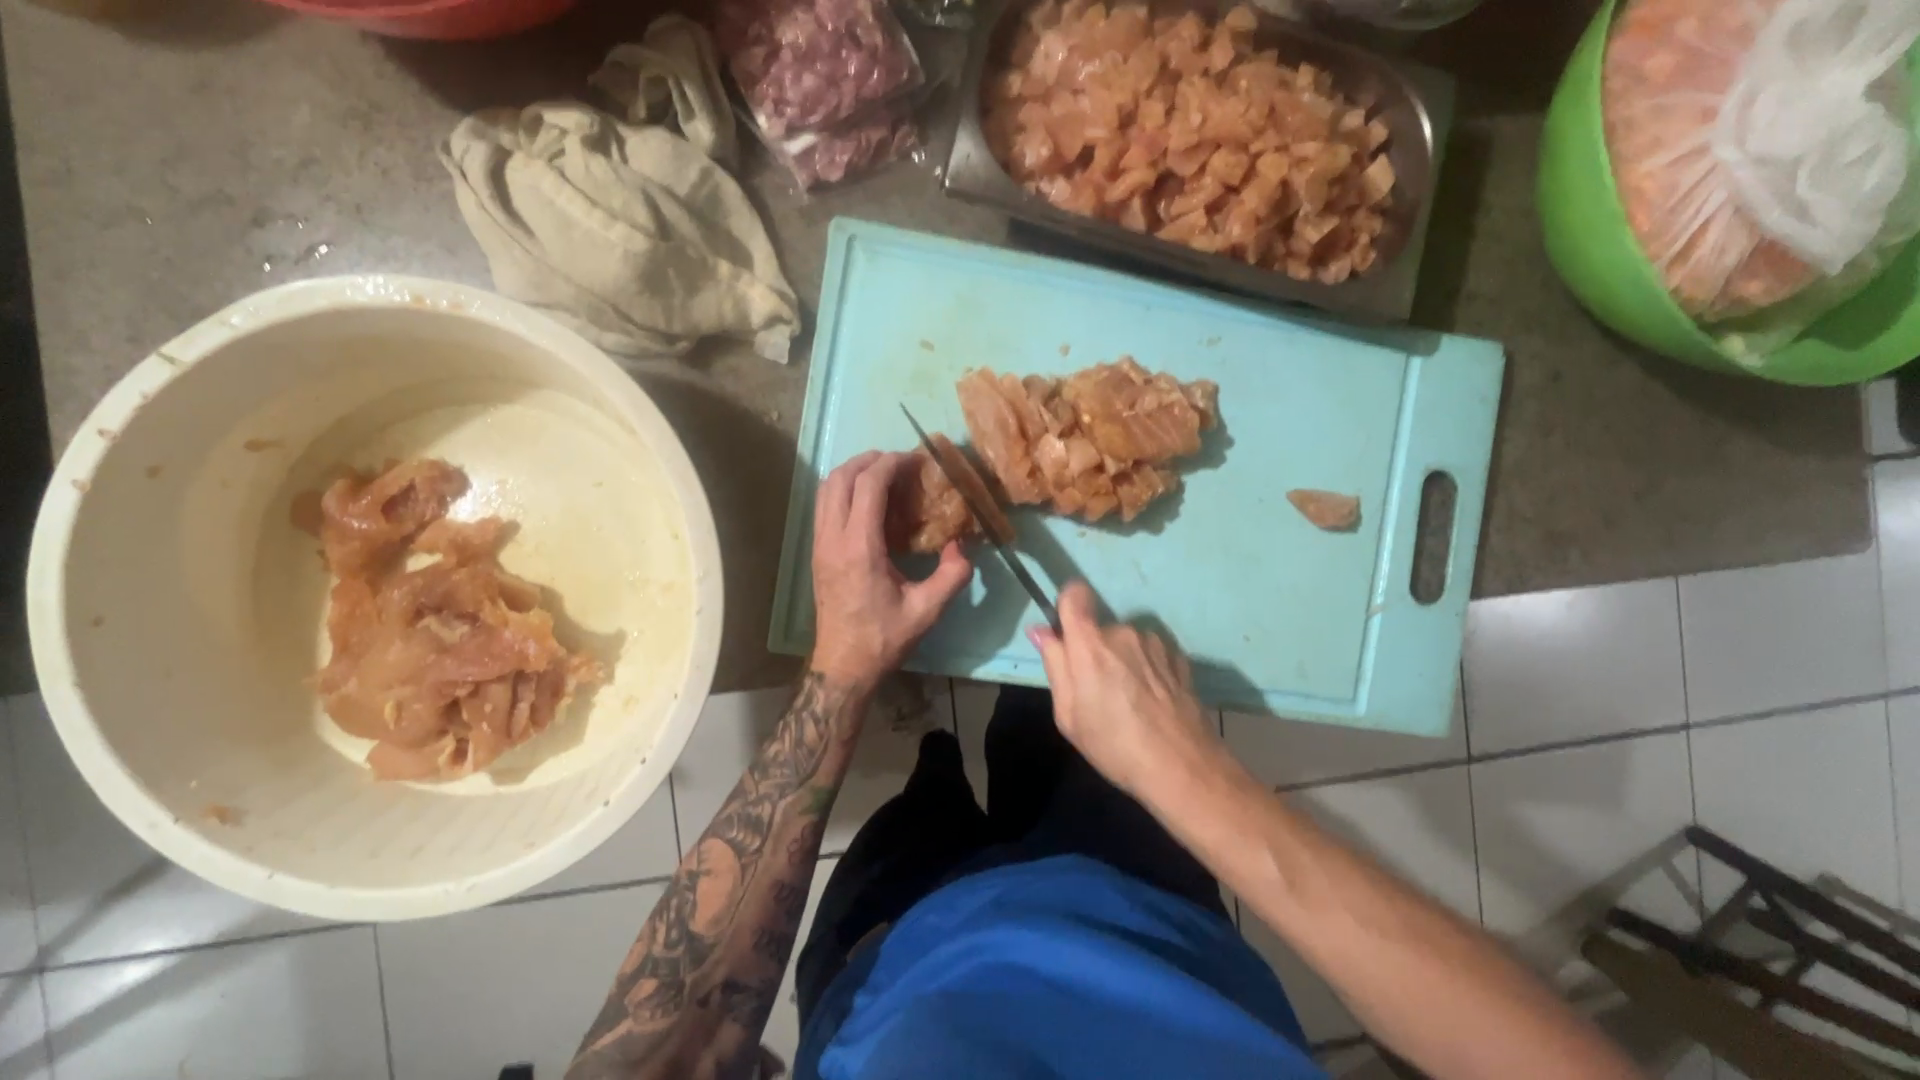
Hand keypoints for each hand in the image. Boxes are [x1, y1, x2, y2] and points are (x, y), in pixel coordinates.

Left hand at [811, 452, 972, 686]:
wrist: (843, 665)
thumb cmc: (883, 638)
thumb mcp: (927, 611)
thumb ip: (952, 575)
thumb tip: (962, 546)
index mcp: (859, 548)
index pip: (867, 485)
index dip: (891, 464)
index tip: (915, 460)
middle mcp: (833, 539)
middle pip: (840, 477)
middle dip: (869, 460)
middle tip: (899, 463)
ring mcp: (819, 544)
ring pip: (826, 489)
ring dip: (852, 472)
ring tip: (882, 475)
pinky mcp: (817, 552)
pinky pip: (824, 506)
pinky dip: (843, 490)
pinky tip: (867, 502)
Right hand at [1031, 582, 1223, 800]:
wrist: (1182, 767)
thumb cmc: (1114, 746)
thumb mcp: (1069, 715)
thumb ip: (1055, 665)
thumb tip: (1041, 632)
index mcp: (1090, 644)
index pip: (1074, 594)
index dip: (1068, 606)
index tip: (1067, 632)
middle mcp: (1124, 633)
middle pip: (1101, 628)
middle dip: (1095, 651)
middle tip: (1099, 692)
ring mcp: (1155, 643)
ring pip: (1128, 642)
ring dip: (1124, 661)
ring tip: (1130, 701)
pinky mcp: (1179, 657)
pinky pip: (1151, 654)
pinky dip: (1148, 669)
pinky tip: (1152, 701)